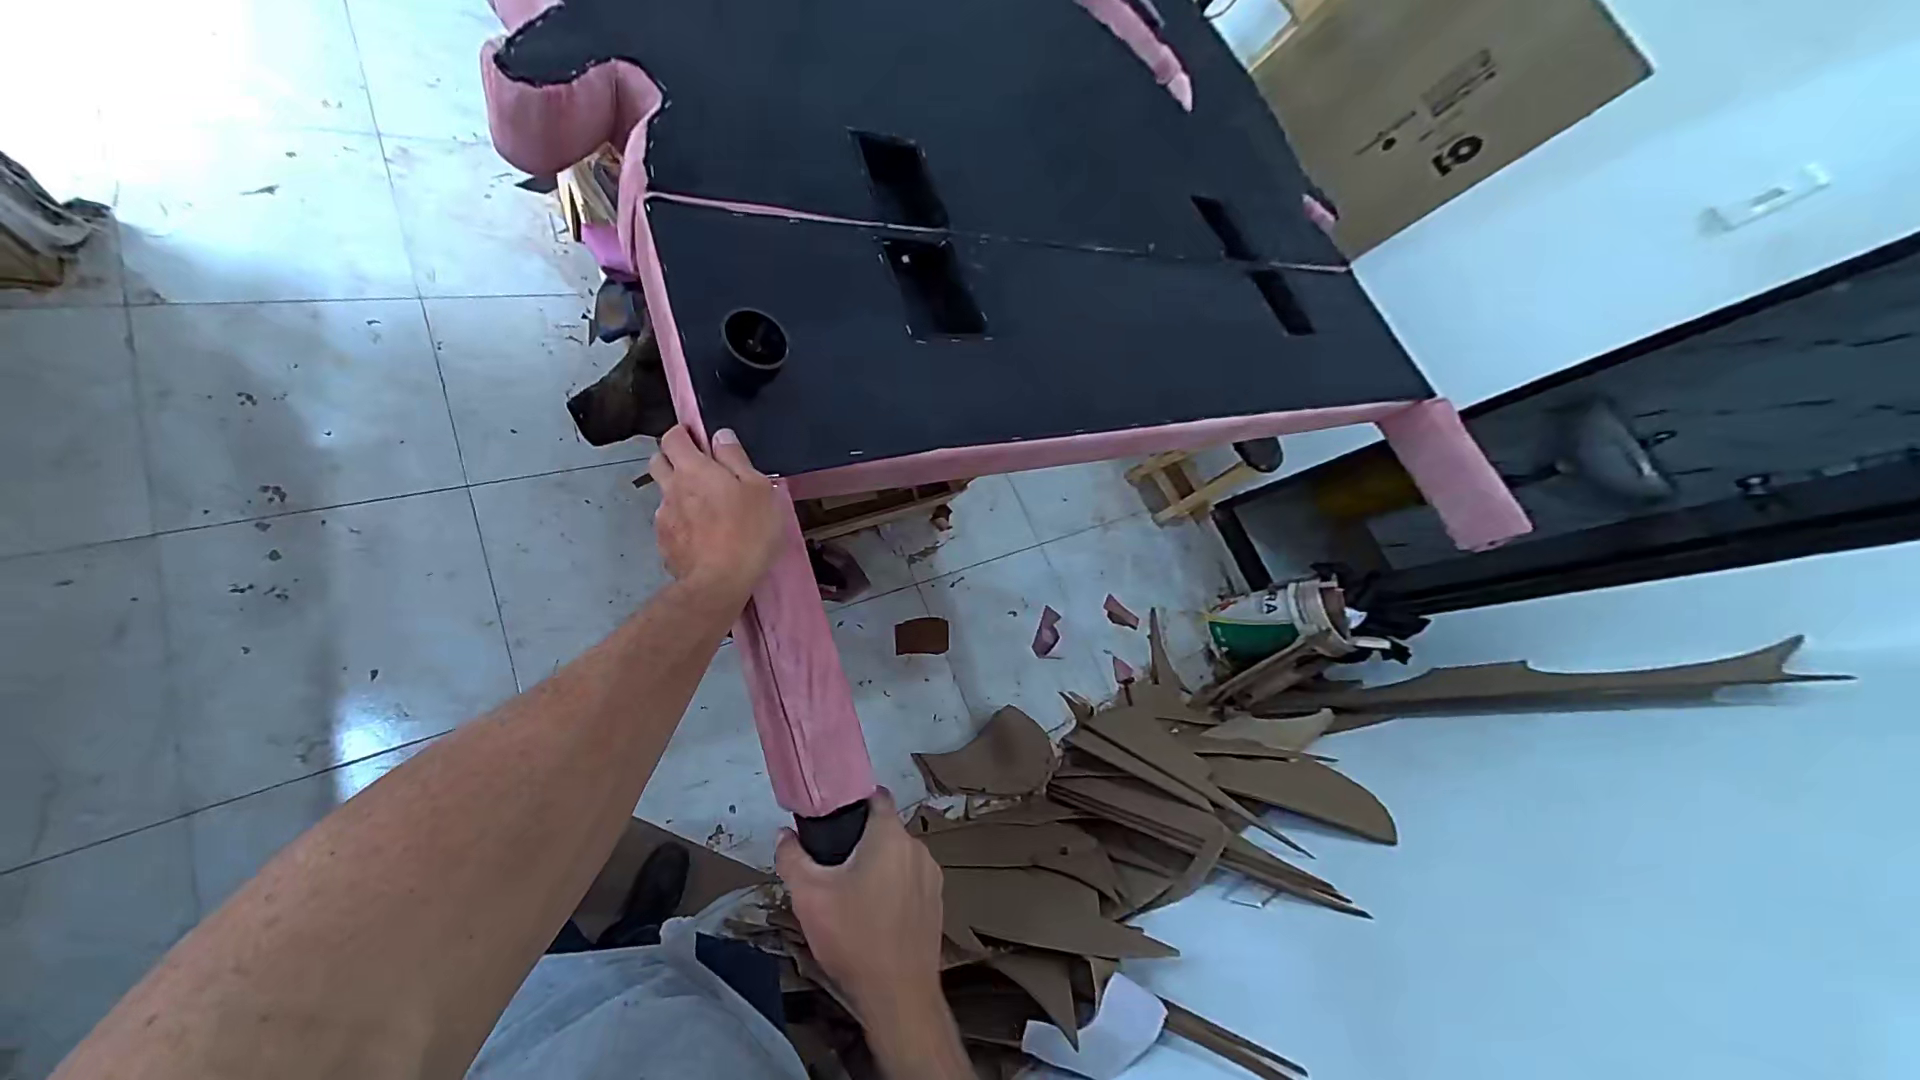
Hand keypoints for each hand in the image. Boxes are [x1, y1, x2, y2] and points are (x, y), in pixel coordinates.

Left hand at [649, 426, 783, 598]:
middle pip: (658, 462)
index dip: (683, 434)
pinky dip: (682, 523)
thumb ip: (736, 459)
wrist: (720, 582)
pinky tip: (703, 536)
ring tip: (707, 511)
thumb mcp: (759, 489)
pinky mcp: (664, 544)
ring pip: (664, 495)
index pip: (673, 438)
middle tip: (699, 470)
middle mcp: (671, 489)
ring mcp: (663, 518)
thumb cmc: (748, 531)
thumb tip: (720, 436)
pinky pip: (670, 523)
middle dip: (673, 459)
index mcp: (693, 470)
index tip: (699, 439)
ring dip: (679, 494)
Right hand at [776, 790, 944, 1021]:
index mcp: (891, 835)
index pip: (877, 797)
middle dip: (861, 840)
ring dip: (878, 865)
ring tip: (852, 892)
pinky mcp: (937, 901)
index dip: (854, 800)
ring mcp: (932, 875)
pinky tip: (876, 914)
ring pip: (899, 856)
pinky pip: (911, 880)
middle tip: (833, 863)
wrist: (898, 995)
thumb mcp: (809, 896)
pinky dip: (894, 886)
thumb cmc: (853, 937)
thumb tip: (785, 834)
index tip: (834, 815)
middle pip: (885, 829)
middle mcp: (917, 847)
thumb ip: (792, 858)